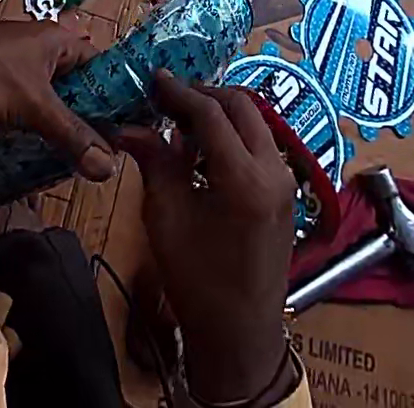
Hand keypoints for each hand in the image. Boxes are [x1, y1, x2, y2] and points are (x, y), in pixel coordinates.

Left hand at [0, 22, 115, 180]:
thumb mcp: (35, 106)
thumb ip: (72, 135)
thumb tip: (108, 167)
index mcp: (58, 41)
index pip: (100, 66)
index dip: (114, 96)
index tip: (124, 131)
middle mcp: (43, 50)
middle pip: (77, 87)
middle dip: (86, 119)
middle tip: (100, 154)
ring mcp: (21, 67)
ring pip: (53, 101)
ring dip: (61, 127)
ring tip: (76, 160)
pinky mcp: (2, 86)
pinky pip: (31, 108)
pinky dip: (38, 127)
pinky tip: (44, 152)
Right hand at [115, 72, 293, 403]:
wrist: (241, 334)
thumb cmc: (198, 279)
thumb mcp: (166, 215)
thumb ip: (154, 160)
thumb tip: (127, 125)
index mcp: (246, 180)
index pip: (212, 114)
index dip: (179, 92)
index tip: (154, 79)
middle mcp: (274, 172)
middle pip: (241, 106)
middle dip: (203, 94)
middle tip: (167, 97)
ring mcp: (286, 181)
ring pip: (254, 120)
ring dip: (219, 111)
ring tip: (180, 119)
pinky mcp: (285, 191)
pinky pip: (259, 141)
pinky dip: (231, 132)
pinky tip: (201, 147)